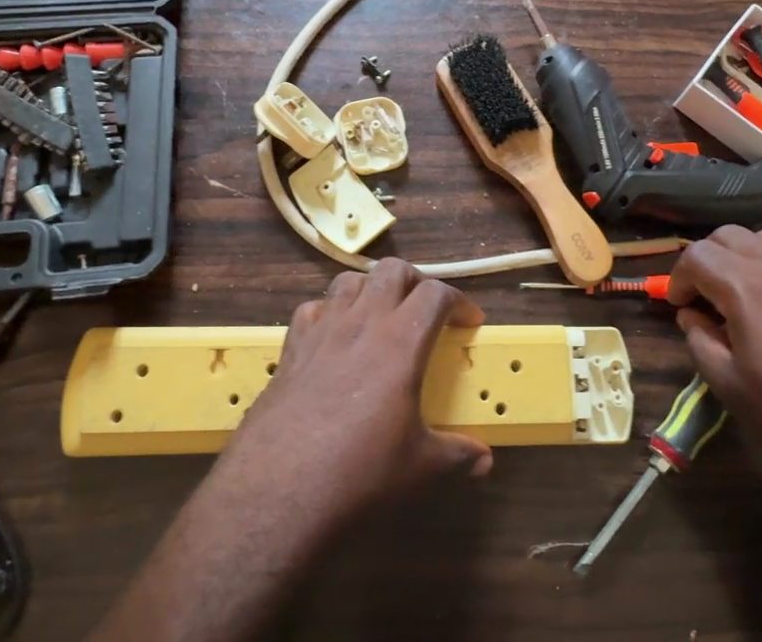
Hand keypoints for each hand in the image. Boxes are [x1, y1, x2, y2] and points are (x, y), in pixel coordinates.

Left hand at [216, 259, 493, 532]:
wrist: (277, 491)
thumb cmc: (359, 472)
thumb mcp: (420, 467)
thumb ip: (457, 456)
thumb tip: (484, 461)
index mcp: (401, 342)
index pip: (436, 294)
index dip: (459, 301)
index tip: (469, 323)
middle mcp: (361, 324)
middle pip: (392, 270)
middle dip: (416, 282)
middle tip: (426, 312)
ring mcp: (321, 332)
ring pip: (349, 281)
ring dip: (371, 290)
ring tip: (381, 318)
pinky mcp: (290, 350)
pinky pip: (312, 310)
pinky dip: (329, 313)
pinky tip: (334, 340)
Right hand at [667, 226, 761, 488]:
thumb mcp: (730, 387)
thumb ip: (700, 342)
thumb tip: (691, 316)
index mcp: (745, 286)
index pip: (696, 256)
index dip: (678, 278)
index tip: (679, 306)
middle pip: (728, 236)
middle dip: (707, 260)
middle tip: (705, 298)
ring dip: (743, 257)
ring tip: (744, 294)